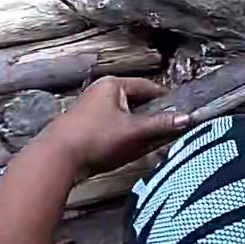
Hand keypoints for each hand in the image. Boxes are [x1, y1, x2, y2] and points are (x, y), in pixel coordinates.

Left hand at [26, 77, 189, 181]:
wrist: (56, 159)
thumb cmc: (97, 139)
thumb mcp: (133, 132)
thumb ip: (161, 125)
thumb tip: (188, 118)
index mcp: (113, 84)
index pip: (148, 86)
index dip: (165, 98)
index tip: (180, 110)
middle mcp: (101, 90)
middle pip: (135, 100)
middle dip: (150, 113)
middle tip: (168, 127)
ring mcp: (90, 107)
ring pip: (123, 113)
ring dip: (136, 125)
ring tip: (151, 139)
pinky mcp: (83, 124)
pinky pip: (111, 124)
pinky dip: (122, 132)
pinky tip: (128, 146)